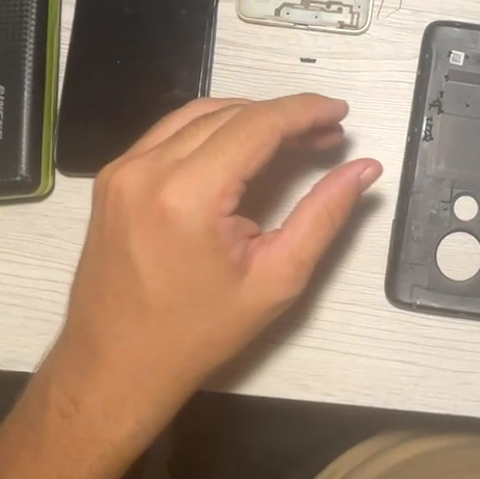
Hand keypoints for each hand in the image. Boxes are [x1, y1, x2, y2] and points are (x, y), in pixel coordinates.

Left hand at [45, 94, 380, 435]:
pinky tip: (244, 146)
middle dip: (285, 115)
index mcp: (188, 194)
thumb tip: (366, 169)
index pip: (258, 125)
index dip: (305, 111)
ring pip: (200, 114)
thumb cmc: (198, 333)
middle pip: (231, 114)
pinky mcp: (114, 177)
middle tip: (327, 133)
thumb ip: (324, 216)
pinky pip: (171, 131)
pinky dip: (215, 128)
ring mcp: (123, 169)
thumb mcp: (276, 279)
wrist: (113, 367)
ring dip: (251, 116)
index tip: (341, 112)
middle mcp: (148, 169)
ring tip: (294, 136)